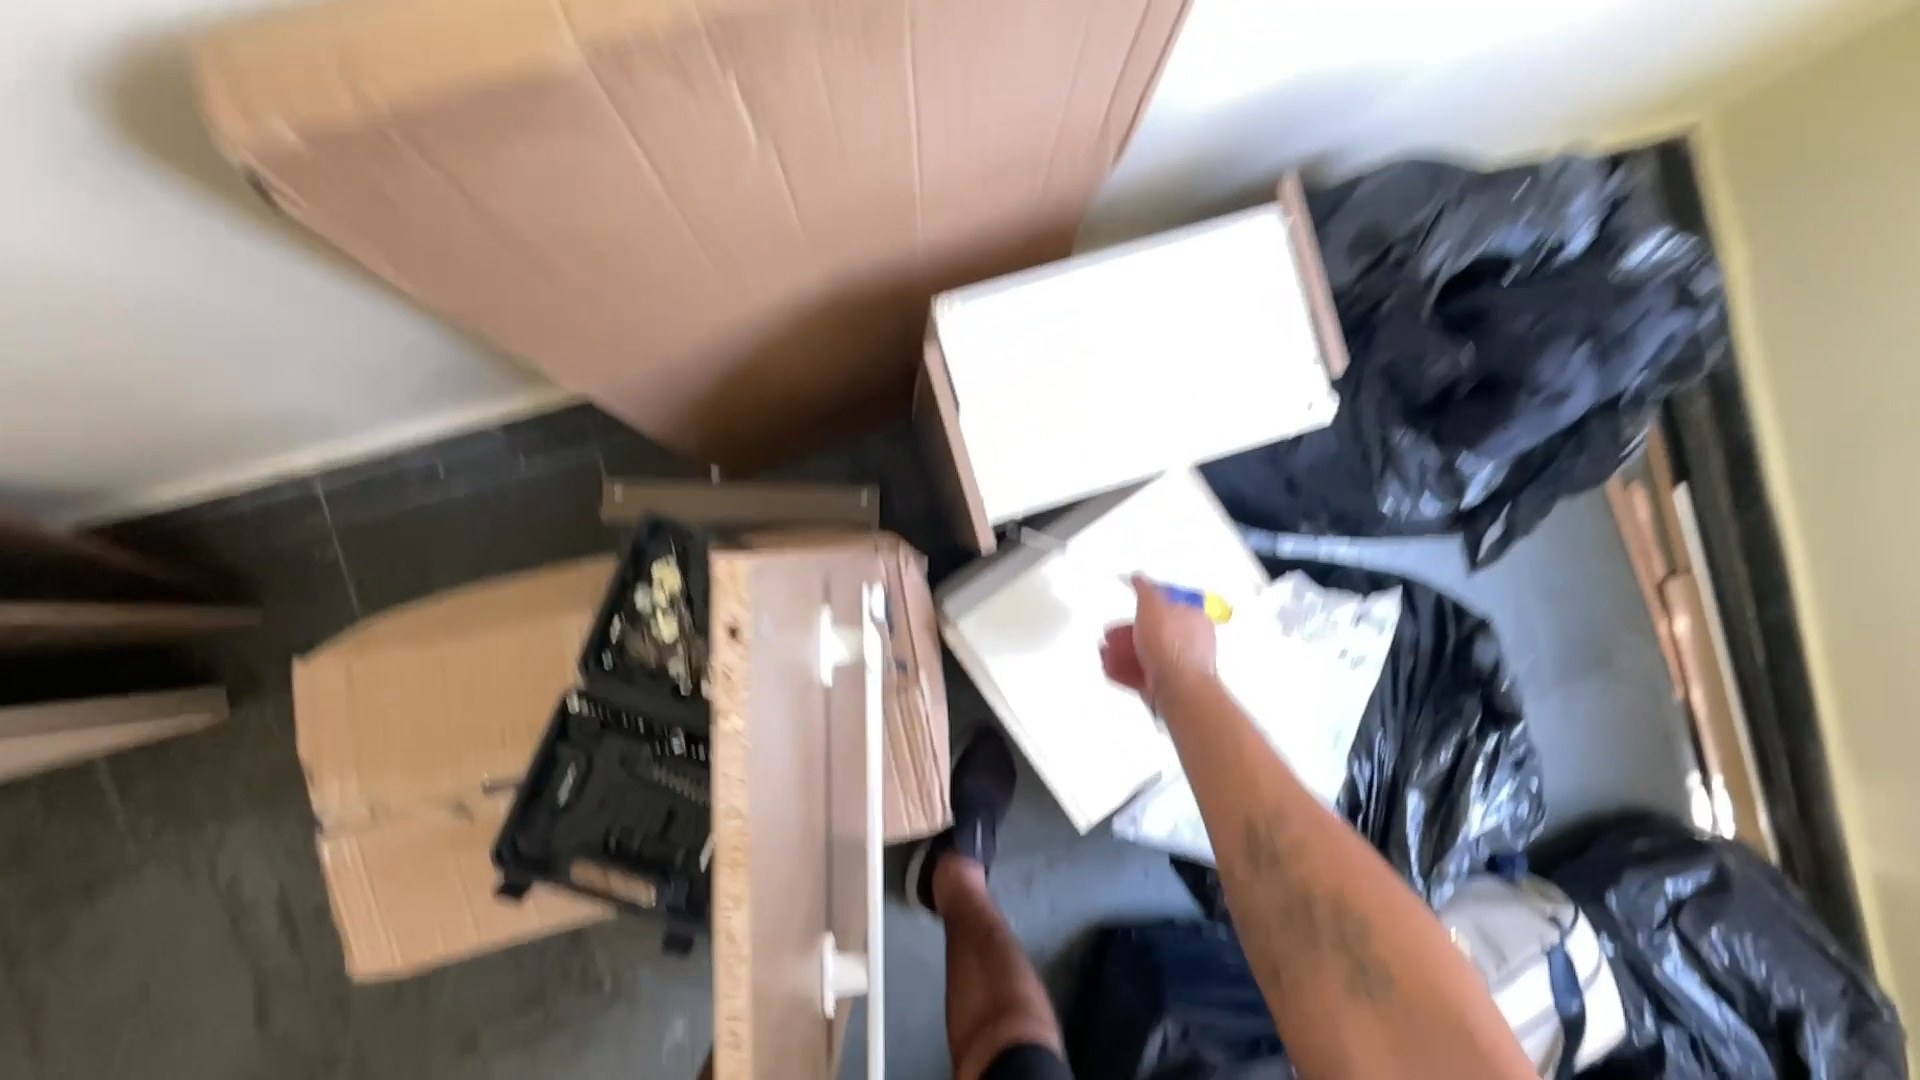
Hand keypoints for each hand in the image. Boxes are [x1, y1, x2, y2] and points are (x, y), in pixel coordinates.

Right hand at [1100, 574, 1217, 703]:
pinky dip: (1124, 669)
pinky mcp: (1167, 685)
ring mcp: (1179, 665)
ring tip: (1104, 649)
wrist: (1178, 689)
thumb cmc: (1172, 647)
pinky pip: (1142, 673)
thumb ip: (1144, 588)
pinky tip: (1109, 666)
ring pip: (1145, 653)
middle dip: (1128, 630)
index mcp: (1193, 617)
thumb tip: (1138, 576)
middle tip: (1111, 630)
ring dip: (1122, 650)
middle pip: (1154, 630)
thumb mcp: (1152, 605)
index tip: (1131, 599)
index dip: (1147, 600)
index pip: (1169, 602)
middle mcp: (1190, 641)